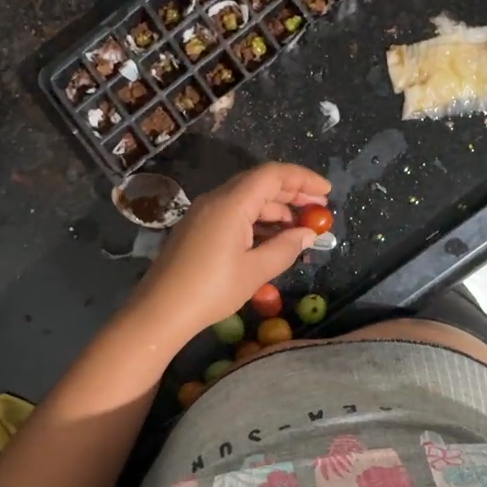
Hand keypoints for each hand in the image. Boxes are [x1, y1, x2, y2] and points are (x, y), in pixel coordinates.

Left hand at [124, 162, 330, 345]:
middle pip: (259, 184)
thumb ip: (285, 248)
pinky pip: (232, 214)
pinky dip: (255, 222)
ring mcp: (203, 214)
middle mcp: (215, 200)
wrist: (160, 311)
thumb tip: (307, 235)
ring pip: (245, 201)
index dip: (302, 180)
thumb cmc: (211, 290)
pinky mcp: (196, 229)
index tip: (326, 193)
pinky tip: (270, 241)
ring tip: (299, 231)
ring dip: (274, 211)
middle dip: (292, 195)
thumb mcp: (255, 272)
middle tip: (318, 212)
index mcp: (231, 203)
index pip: (273, 175)